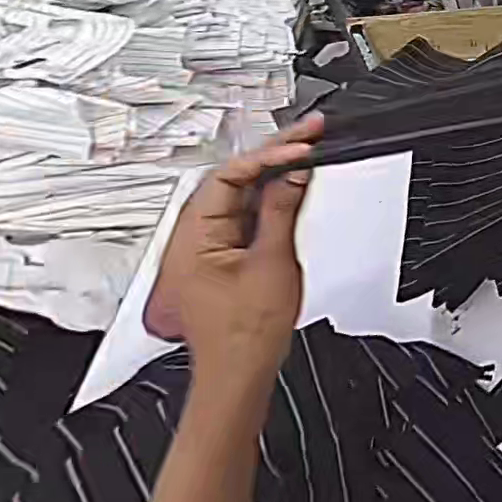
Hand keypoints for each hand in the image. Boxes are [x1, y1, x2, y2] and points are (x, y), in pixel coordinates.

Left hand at [149, 114, 322, 375]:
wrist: (241, 370)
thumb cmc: (245, 332)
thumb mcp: (271, 262)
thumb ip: (281, 211)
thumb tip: (293, 174)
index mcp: (192, 237)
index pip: (228, 176)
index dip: (268, 156)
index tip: (301, 148)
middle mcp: (195, 235)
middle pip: (235, 178)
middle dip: (275, 153)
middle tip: (310, 132)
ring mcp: (212, 242)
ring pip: (245, 192)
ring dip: (277, 170)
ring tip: (309, 147)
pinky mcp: (229, 250)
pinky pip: (251, 210)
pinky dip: (276, 194)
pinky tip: (298, 180)